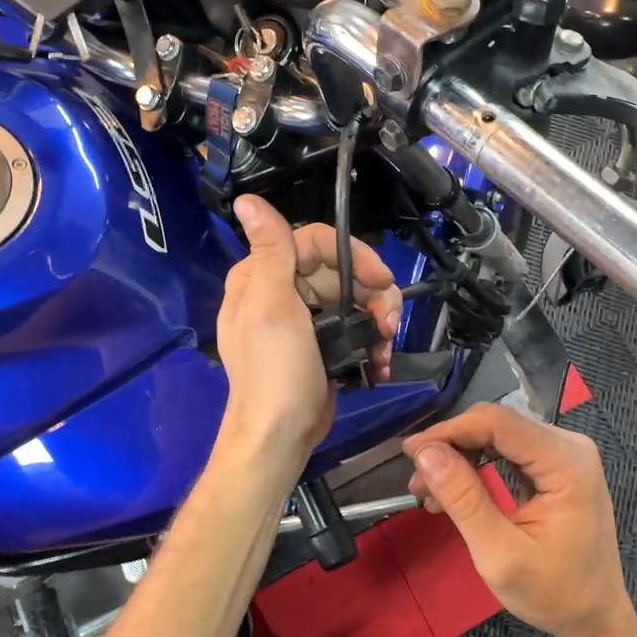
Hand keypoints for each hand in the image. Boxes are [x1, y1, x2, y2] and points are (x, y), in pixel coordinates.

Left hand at [216, 195, 402, 459]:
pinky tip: (381, 360)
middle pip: (340, 270)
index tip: (381, 280)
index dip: (353, 255)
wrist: (280, 438)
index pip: (315, 242)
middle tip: (391, 322)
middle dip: (372, 293)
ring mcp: (302, 320)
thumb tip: (246, 198)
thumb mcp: (272, 307)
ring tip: (388, 344)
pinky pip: (352, 328)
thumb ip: (270, 251)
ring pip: (352, 298)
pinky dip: (370, 341)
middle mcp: (280, 291)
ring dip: (378, 319)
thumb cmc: (275, 372)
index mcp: (262, 276)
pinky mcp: (320, 346)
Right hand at [403, 405, 633, 636]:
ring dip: (460, 458)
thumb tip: (425, 453)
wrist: (594, 618)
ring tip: (429, 494)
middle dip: (451, 448)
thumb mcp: (500, 555)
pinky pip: (508, 450)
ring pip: (497, 435)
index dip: (449, 431)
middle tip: (417, 485)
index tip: (409, 454)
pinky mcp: (556, 465)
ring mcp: (565, 454)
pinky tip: (454, 491)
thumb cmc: (553, 593)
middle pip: (496, 425)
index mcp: (567, 463)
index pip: (497, 423)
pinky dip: (477, 465)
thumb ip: (464, 500)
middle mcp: (570, 446)